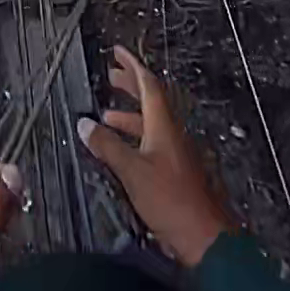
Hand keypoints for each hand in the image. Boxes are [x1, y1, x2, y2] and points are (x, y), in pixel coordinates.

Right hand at [77, 45, 233, 266]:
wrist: (205, 238)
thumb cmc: (172, 200)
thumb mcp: (131, 170)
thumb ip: (107, 145)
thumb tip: (85, 124)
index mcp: (163, 124)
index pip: (148, 83)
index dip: (132, 65)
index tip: (118, 52)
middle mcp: (171, 132)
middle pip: (151, 98)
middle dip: (130, 84)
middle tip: (112, 75)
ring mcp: (175, 151)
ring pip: (150, 121)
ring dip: (129, 113)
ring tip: (107, 114)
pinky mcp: (175, 169)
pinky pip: (152, 140)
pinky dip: (135, 135)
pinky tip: (122, 148)